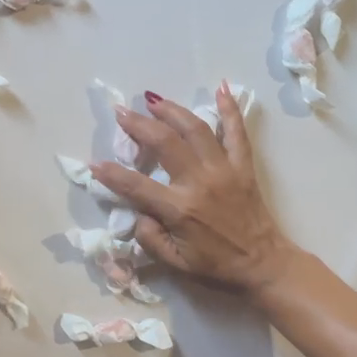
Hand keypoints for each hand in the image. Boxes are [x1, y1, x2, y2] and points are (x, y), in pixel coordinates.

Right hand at [91, 84, 296, 295]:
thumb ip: (150, 238)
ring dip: (172, 111)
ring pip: (196, 129)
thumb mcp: (175, 263)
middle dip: (139, 125)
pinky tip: (220, 89)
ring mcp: (224, 170)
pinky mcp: (243, 167)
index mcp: (179, 209)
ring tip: (153, 100)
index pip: (137, 186)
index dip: (112, 175)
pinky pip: (237, 132)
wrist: (262, 264)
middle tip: (121, 113)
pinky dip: (230, 109)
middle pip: (165, 143)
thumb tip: (139, 214)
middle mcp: (199, 182)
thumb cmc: (216, 267)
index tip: (94, 164)